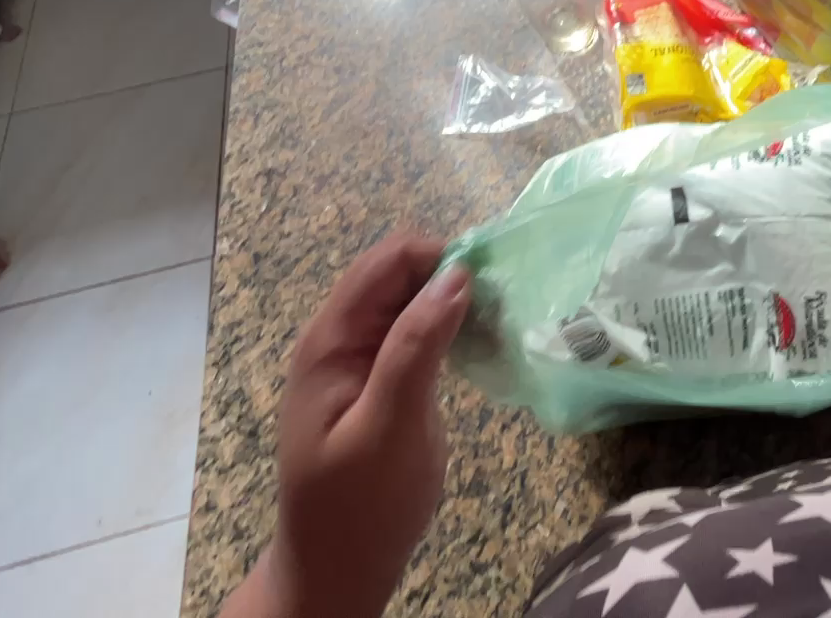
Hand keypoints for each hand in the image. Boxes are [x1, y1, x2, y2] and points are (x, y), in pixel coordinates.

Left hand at [244, 230, 470, 617]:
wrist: (339, 571)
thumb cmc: (360, 506)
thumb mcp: (389, 425)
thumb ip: (416, 346)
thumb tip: (457, 274)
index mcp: (332, 339)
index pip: (387, 261)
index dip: (438, 258)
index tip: (488, 286)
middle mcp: (345, 335)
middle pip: (402, 272)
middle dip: (451, 276)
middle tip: (499, 308)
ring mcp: (364, 355)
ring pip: (415, 297)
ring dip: (457, 301)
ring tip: (496, 325)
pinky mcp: (387, 374)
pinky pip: (421, 328)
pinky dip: (454, 326)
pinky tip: (482, 344)